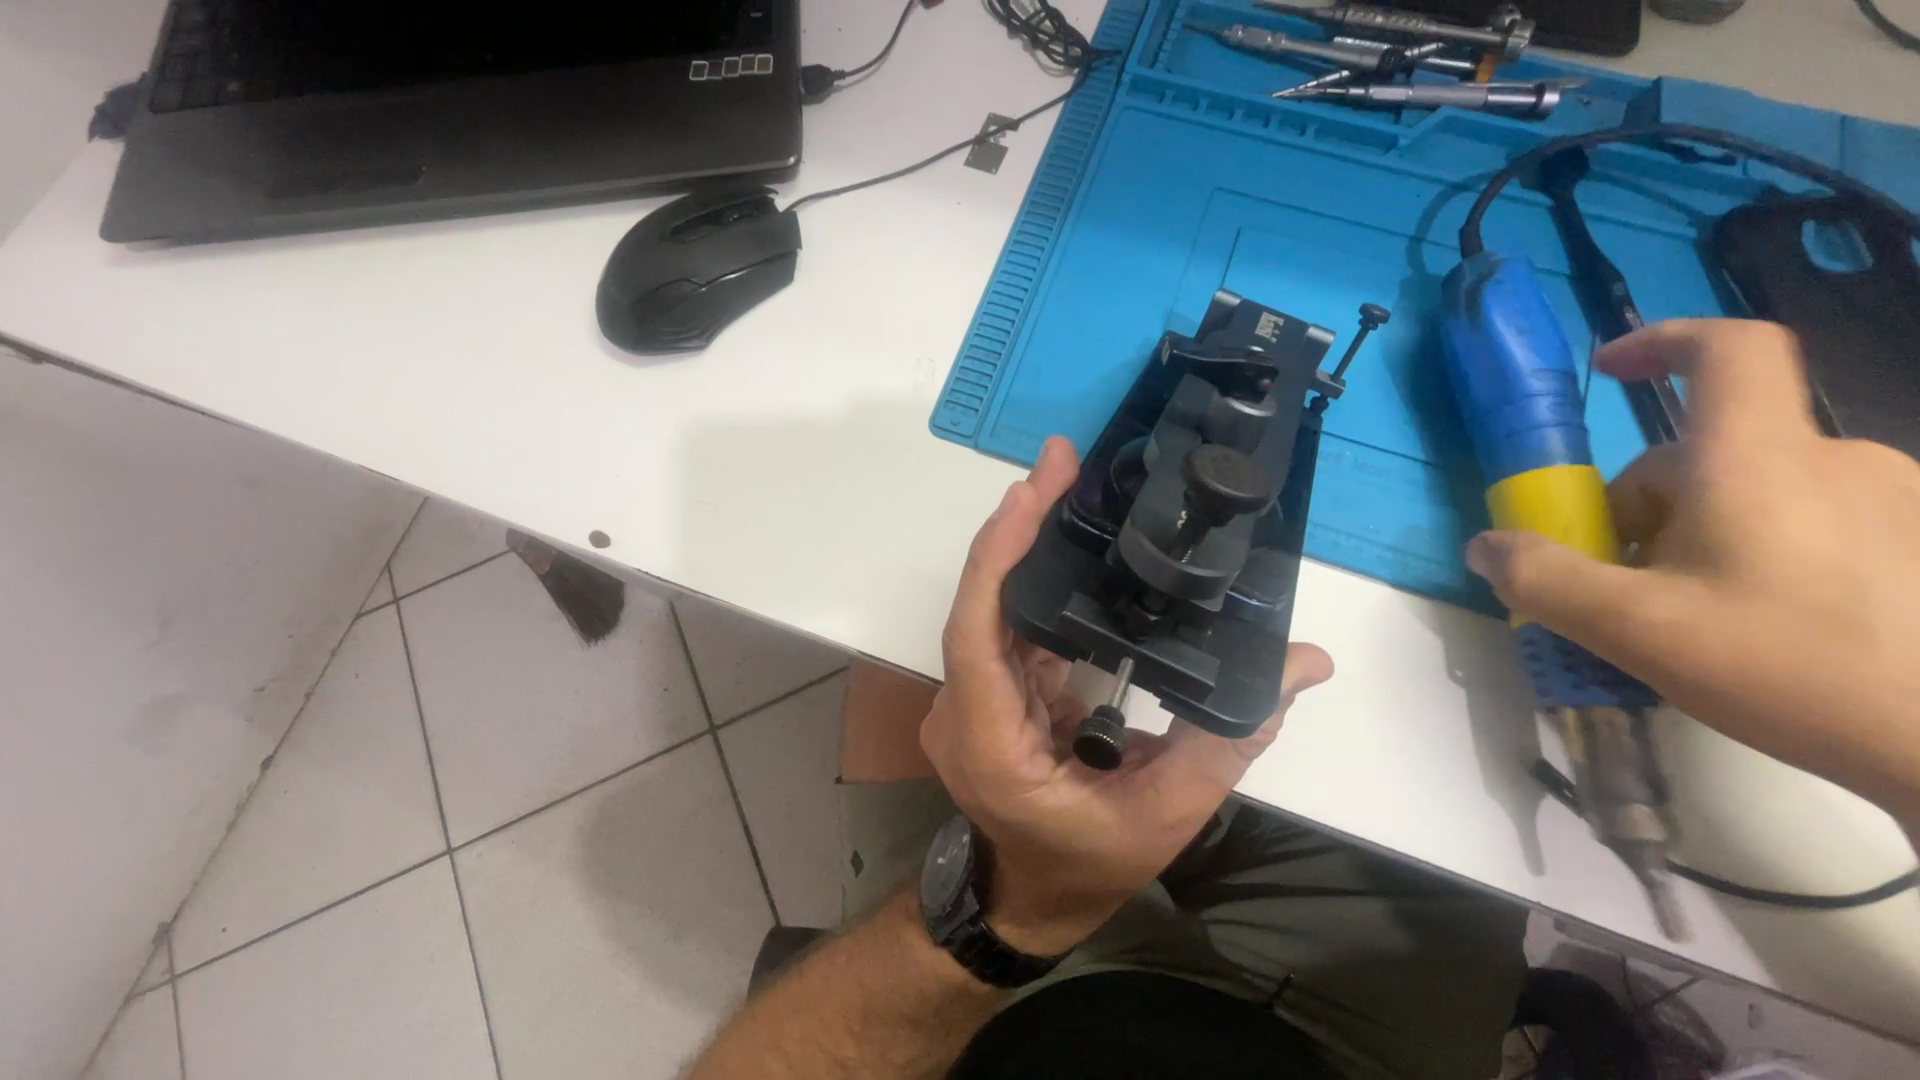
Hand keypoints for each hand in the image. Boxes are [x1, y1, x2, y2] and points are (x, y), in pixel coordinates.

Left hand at [922, 436, 1333, 954]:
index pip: (976, 633)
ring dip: (1031, 549)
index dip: (998, 556)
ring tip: (1071, 484)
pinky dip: (1043, 586)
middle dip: (1021, 528)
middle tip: (1062, 461)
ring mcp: (973, 699)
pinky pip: (1013, 627)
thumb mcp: (1166, 814)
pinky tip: (1076, 546)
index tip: (1030, 490)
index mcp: (991, 743)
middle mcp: (966, 709)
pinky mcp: (993, 691)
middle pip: (985, 604)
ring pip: (996, 608)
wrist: (1029, 898)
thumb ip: (1228, 739)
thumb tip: (1301, 667)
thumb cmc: (1087, 864)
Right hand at [1465, 319, 1919, 827]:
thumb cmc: (1795, 669)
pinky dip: (1759, 549)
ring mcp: (1891, 498)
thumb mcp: (1637, 631)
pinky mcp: (1918, 541)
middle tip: (1622, 582)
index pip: (1728, 350)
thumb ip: (1544, 581)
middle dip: (1643, 506)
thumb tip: (1487, 547)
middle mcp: (1831, 458)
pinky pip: (1810, 518)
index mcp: (1758, 460)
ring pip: (1755, 489)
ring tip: (1693, 615)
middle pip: (1705, 451)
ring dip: (1698, 532)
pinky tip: (1767, 625)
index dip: (1663, 341)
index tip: (1609, 371)